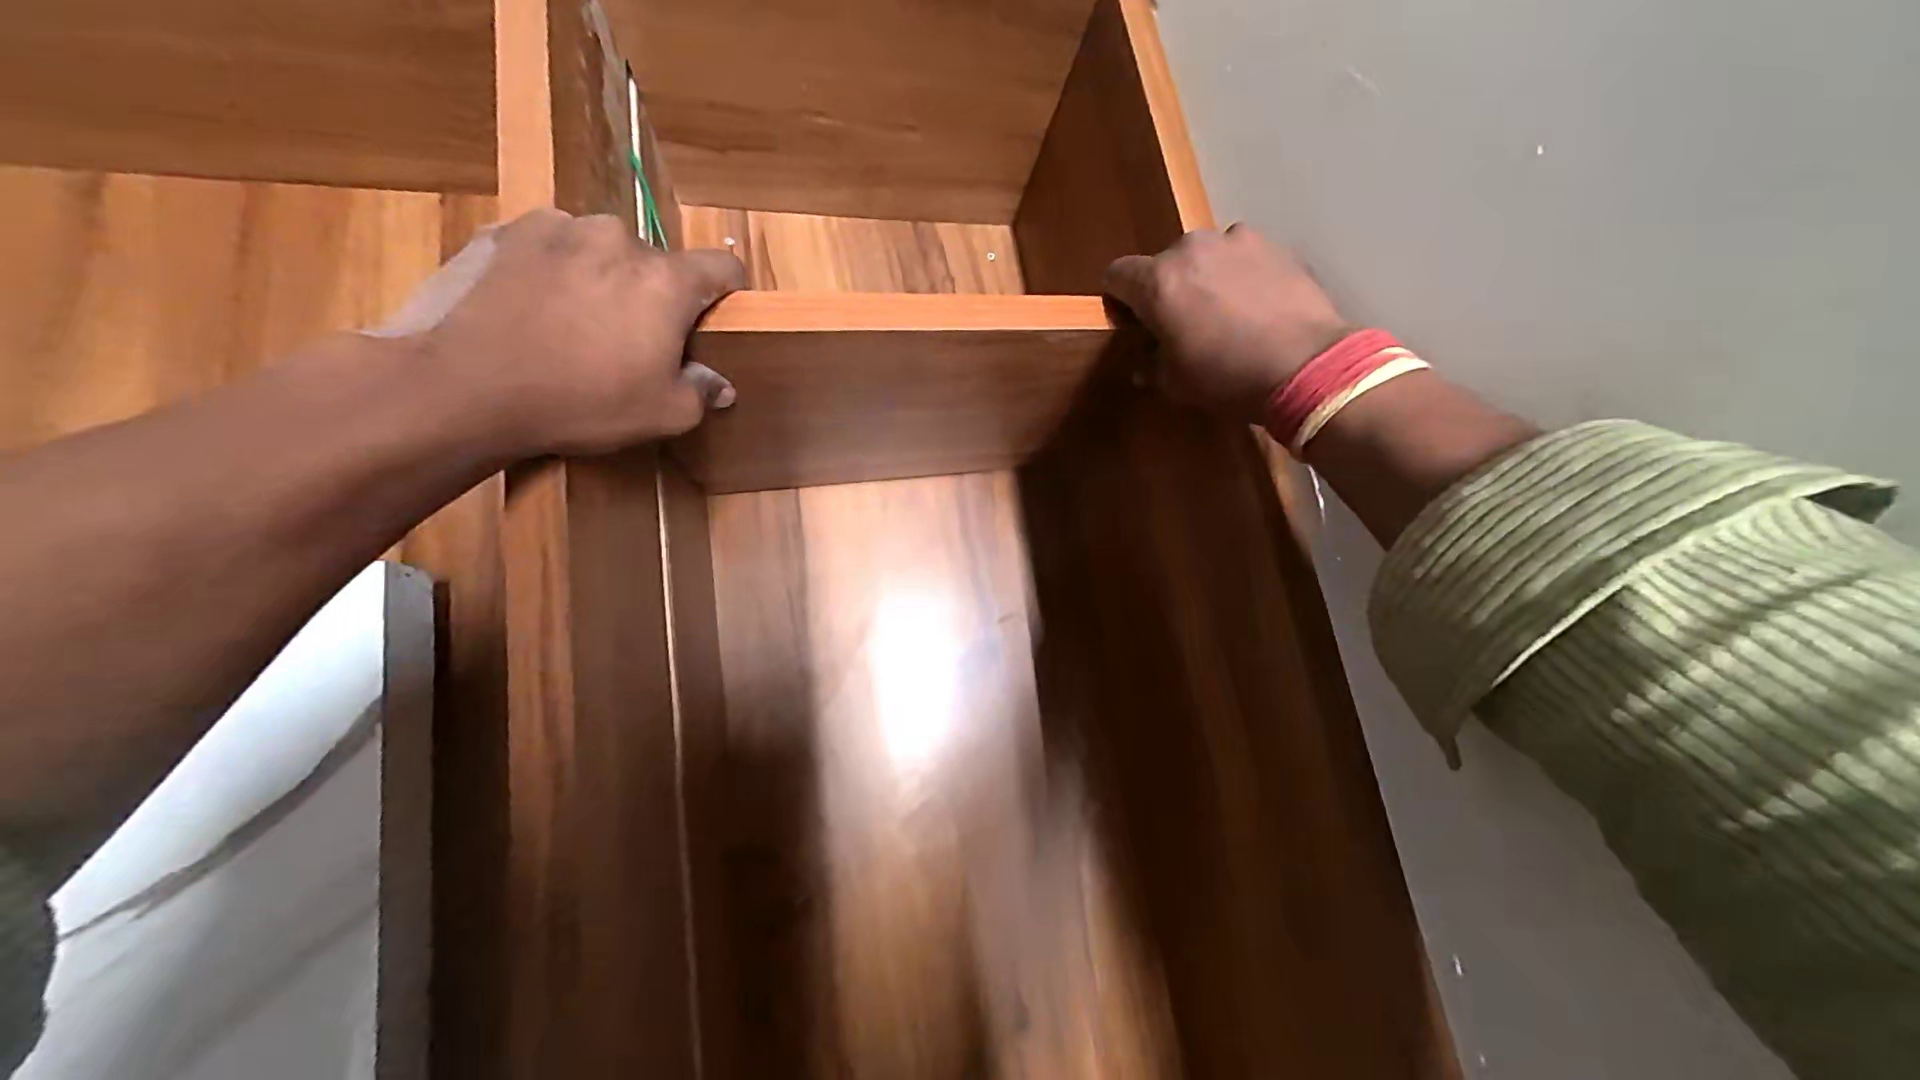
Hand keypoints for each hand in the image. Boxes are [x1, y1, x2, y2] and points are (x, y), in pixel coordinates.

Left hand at [377, 208, 746, 456]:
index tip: (716, 317)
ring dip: (603, 279)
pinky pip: (551, 248)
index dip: (728, 292)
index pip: (722, 267)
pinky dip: (555, 272)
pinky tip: (534, 312)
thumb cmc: (581, 401)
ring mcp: (556, 227)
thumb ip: (701, 391)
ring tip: (575, 324)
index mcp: (665, 280)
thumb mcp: (662, 414)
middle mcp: (617, 238)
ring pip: (602, 251)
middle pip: (656, 264)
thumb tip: (719, 383)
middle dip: (654, 296)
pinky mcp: (504, 231)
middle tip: (631, 341)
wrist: (462, 386)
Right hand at [1105, 225, 1354, 421]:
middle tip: (1183, 323)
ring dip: (1204, 277)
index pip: (1116, 274)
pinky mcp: (1273, 245)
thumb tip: (1146, 361)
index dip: (1119, 298)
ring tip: (1224, 312)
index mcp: (1157, 281)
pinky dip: (1239, 274)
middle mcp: (1191, 249)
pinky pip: (1241, 256)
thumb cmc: (1225, 376)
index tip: (1133, 321)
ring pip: (1204, 256)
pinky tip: (1255, 305)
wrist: (1304, 366)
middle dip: (1167, 288)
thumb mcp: (1174, 382)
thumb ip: (1151, 364)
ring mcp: (1235, 241)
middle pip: (1163, 263)